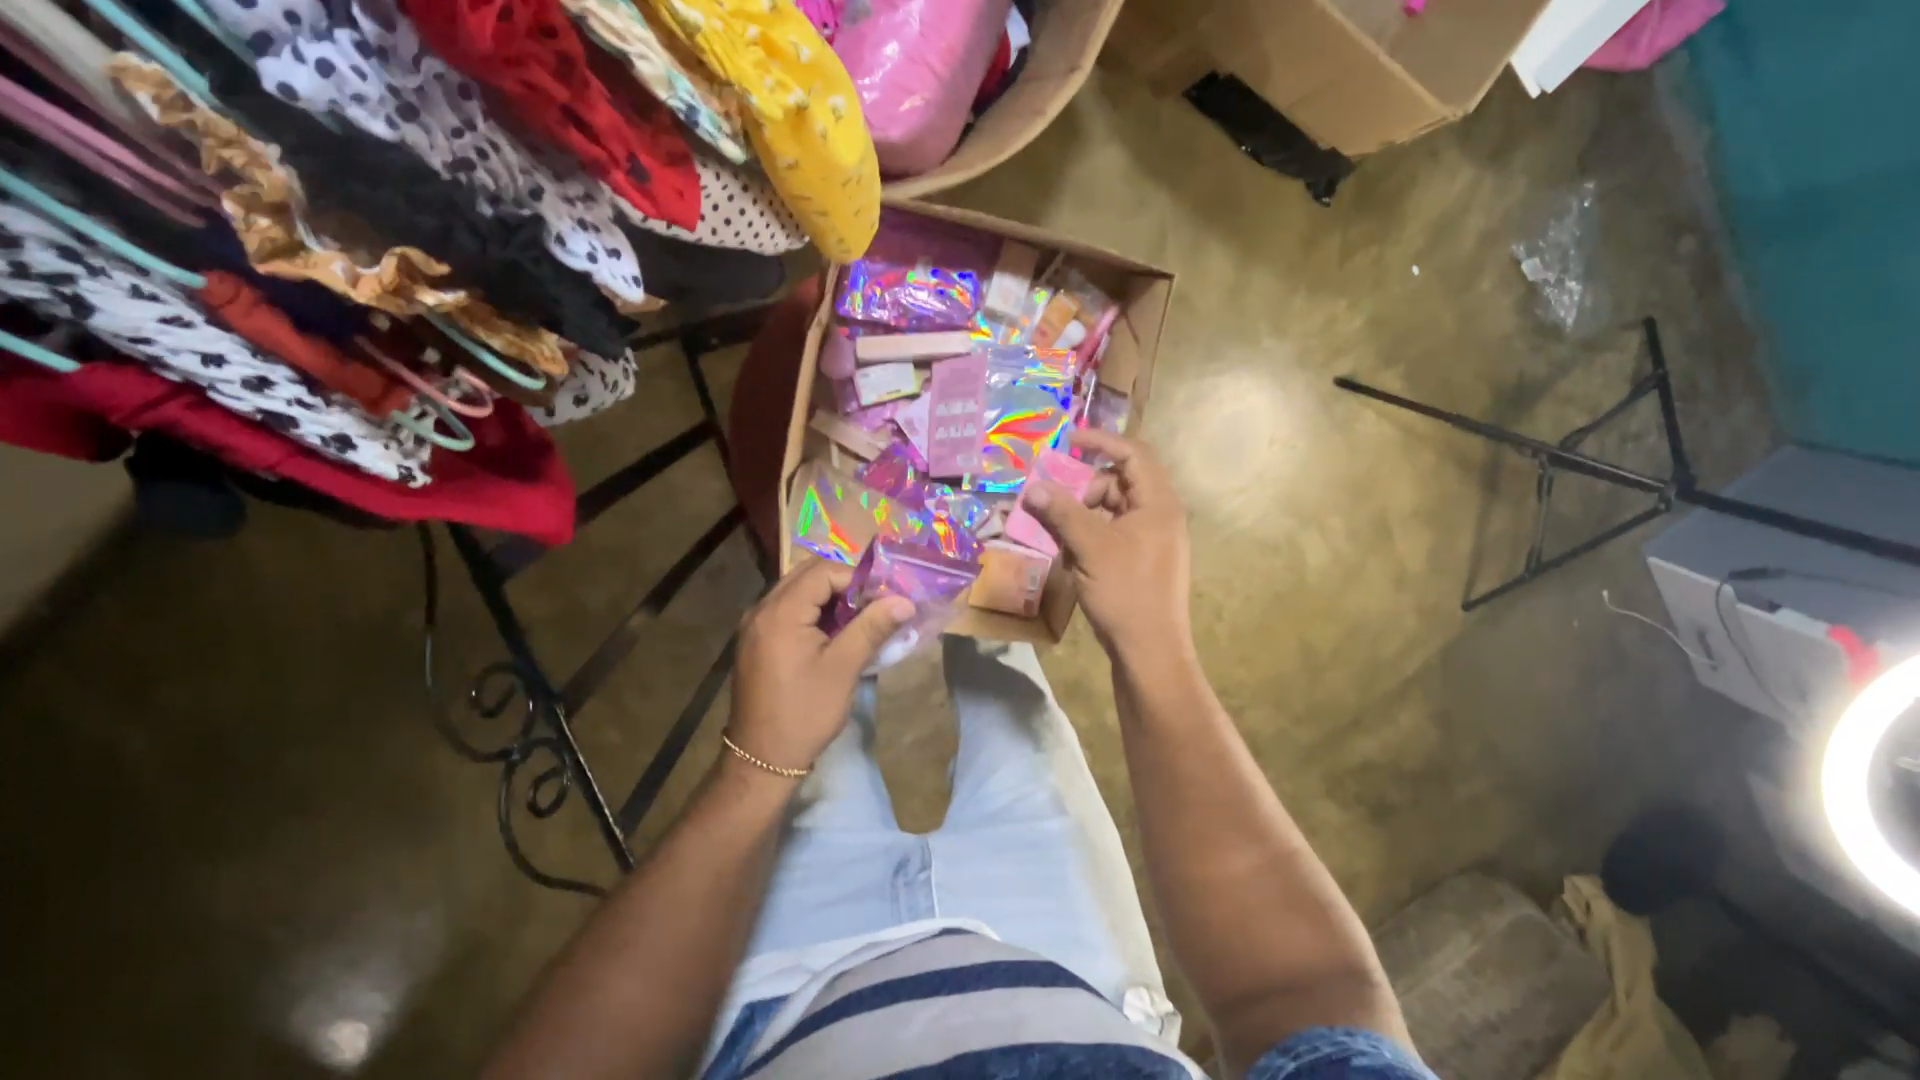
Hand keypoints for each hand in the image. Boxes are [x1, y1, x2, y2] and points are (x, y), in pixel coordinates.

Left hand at [728, 558, 912, 775]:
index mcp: (780, 612)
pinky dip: (812, 614)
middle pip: (807, 574)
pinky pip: (787, 610)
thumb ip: (872, 627)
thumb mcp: (844, 668)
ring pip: (797, 592)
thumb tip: (905, 601)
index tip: (883, 601)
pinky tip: (833, 637)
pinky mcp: (755, 641)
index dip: (858, 579)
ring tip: (857, 624)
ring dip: (829, 599)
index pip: (824, 571)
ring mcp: (754, 625)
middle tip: (873, 608)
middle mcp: (761, 609)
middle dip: (844, 585)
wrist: (762, 758)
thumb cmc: (805, 713)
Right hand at [1024, 430, 1191, 658]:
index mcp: (1158, 503)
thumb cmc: (1126, 594)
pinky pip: (1110, 535)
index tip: (1065, 442)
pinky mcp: (1140, 563)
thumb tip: (1033, 486)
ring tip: (1054, 535)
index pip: (1132, 453)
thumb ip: (1062, 512)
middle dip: (1081, 487)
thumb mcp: (1090, 548)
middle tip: (1052, 502)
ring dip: (1079, 516)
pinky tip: (1068, 558)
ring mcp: (1151, 541)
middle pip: (1117, 482)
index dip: (1100, 441)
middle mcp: (1159, 516)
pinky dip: (1087, 538)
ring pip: (1110, 511)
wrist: (1150, 652)